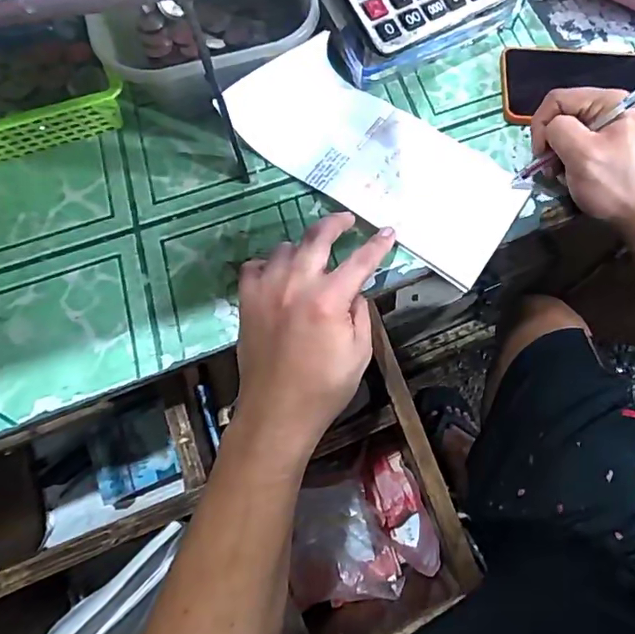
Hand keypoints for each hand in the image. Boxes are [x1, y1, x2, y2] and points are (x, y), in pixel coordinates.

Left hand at [233, 213, 394, 460]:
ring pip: (285, 249)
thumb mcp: (359, 352)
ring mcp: (267, 291)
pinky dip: (269, 264)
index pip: (360, 261)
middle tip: (348, 220)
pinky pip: (255, 267)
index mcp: (329, 300)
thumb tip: (355, 292)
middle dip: (337, 224)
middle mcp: (296, 286)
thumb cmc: (325, 387)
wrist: (277, 413)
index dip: (377, 244)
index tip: (388, 232)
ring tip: (315, 253)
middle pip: (317, 238)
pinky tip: (278, 272)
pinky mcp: (247, 302)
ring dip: (304, 246)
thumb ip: (360, 314)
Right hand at [530, 87, 634, 236]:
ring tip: (560, 175)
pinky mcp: (603, 147)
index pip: (557, 99)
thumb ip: (558, 130)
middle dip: (550, 141)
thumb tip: (549, 131)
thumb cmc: (614, 184)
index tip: (540, 154)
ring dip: (556, 154)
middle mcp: (607, 109)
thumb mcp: (582, 153)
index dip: (542, 124)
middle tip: (550, 168)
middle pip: (560, 115)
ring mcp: (605, 129)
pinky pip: (574, 146)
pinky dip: (566, 161)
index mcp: (607, 101)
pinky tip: (570, 177)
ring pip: (564, 132)